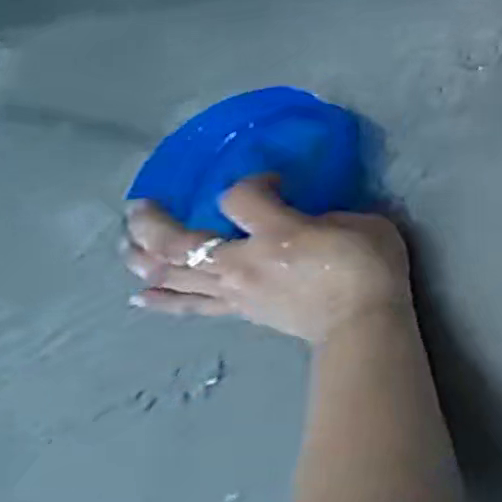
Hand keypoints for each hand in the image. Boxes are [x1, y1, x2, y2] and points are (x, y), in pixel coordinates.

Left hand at [124, 178, 412, 345]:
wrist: (364, 320)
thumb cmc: (371, 267)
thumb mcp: (364, 224)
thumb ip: (328, 217)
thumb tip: (309, 221)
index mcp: (278, 233)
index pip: (240, 197)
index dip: (250, 182)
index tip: (272, 182)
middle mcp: (242, 261)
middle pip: (176, 241)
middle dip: (150, 222)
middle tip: (142, 206)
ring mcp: (234, 289)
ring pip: (169, 274)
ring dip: (141, 258)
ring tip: (130, 243)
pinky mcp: (238, 311)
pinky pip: (189, 307)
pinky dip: (161, 300)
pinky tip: (139, 294)